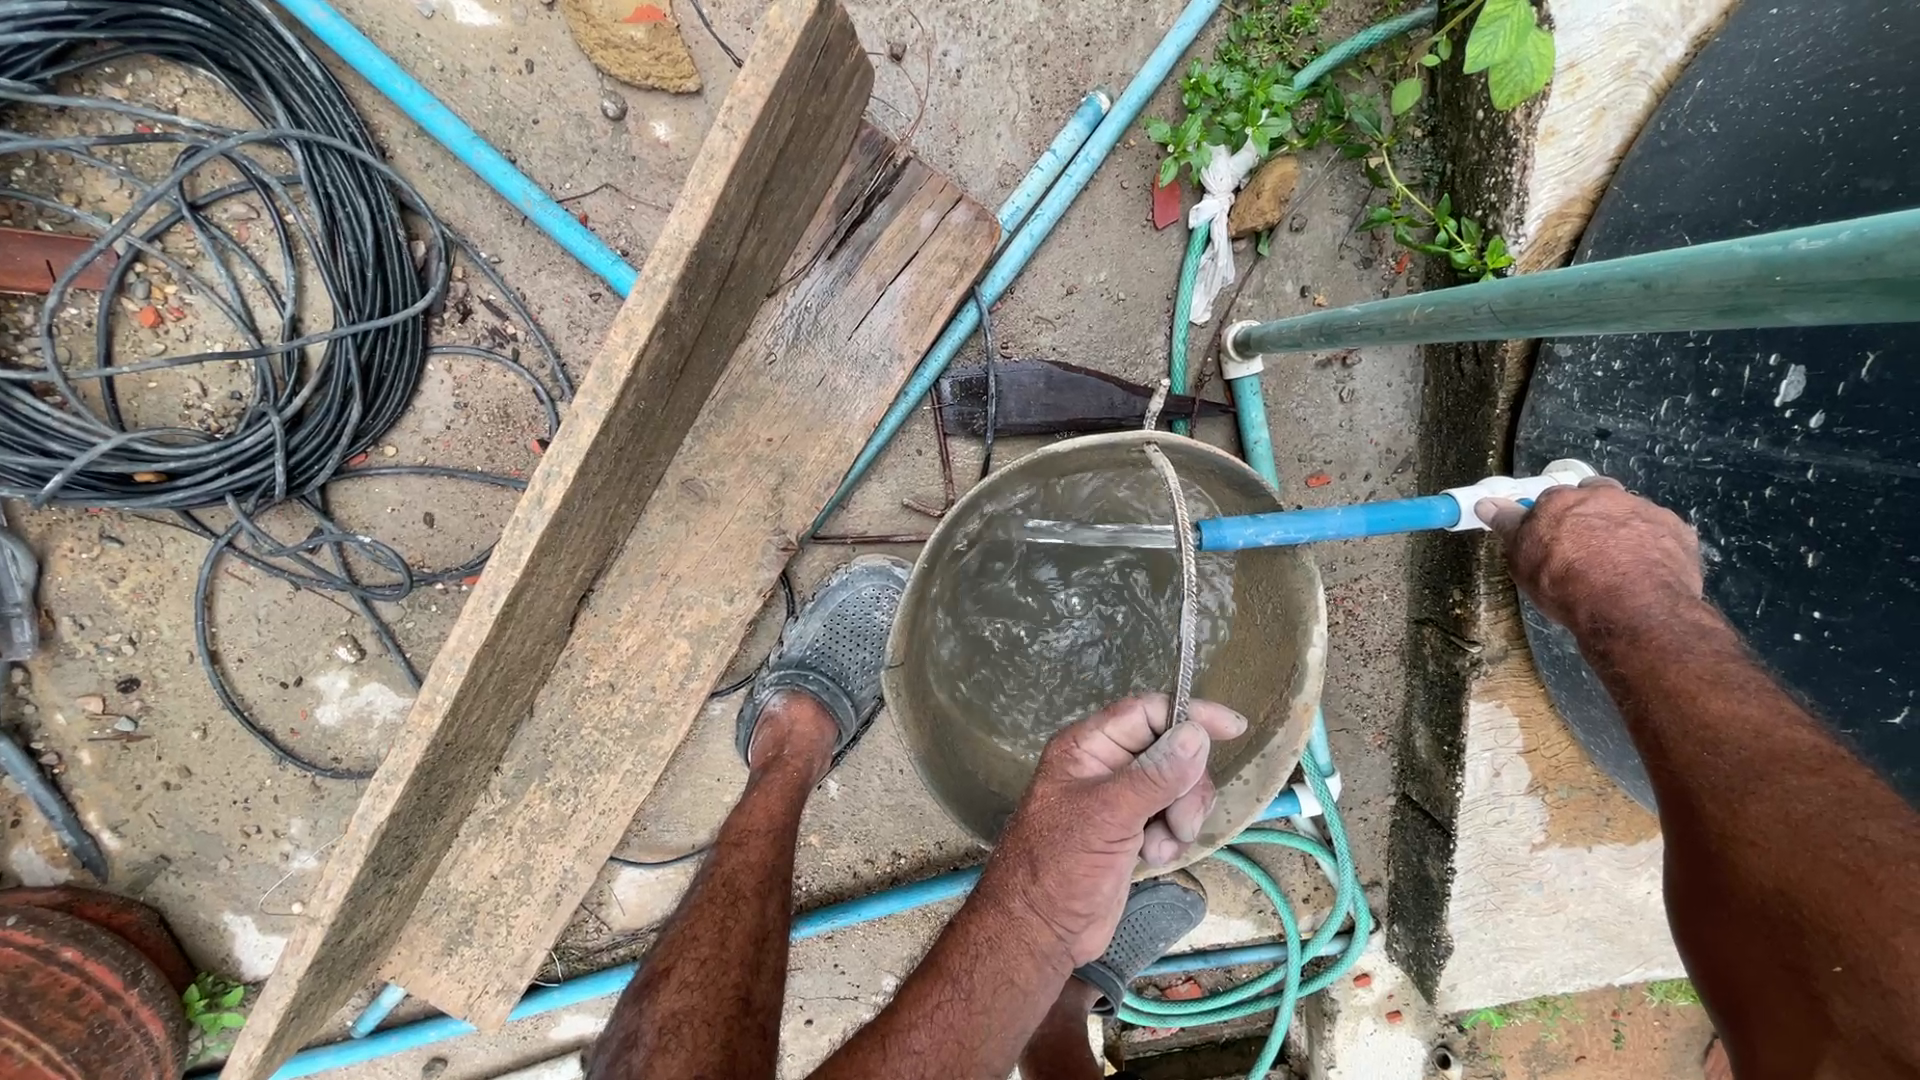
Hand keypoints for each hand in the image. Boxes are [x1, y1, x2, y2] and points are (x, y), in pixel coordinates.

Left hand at [979, 695, 1246, 965]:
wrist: (1041, 928)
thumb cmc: (1060, 864)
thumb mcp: (1108, 815)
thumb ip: (1154, 775)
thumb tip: (1195, 733)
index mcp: (1088, 746)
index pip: (1147, 712)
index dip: (1190, 716)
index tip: (1233, 728)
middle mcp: (1106, 764)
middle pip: (1172, 750)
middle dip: (1186, 786)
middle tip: (1179, 821)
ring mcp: (1121, 798)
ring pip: (1178, 786)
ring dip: (1181, 817)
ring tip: (1159, 845)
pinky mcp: (1134, 828)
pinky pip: (1173, 816)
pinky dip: (1173, 836)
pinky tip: (1154, 857)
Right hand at [1477, 476, 1703, 634]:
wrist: (1628, 606)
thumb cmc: (1563, 581)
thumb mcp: (1521, 558)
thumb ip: (1508, 526)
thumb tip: (1487, 503)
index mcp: (1561, 499)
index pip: (1550, 498)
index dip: (1548, 517)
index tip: (1547, 537)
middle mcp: (1605, 496)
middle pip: (1595, 495)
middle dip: (1589, 512)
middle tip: (1581, 545)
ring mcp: (1647, 512)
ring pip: (1629, 513)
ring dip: (1622, 529)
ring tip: (1614, 564)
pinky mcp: (1680, 533)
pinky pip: (1661, 534)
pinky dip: (1651, 547)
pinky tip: (1642, 571)